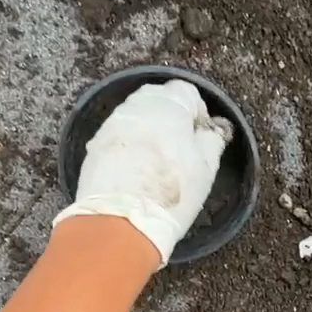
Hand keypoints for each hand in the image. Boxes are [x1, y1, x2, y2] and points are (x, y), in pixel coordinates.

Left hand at [55, 80, 232, 265]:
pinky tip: (138, 170)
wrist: (121, 220)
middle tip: (182, 150)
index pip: (187, 92)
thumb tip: (215, 128)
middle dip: (172, 118)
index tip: (201, 137)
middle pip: (159, 98)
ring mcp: (113, 123)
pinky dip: (131, 145)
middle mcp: (137, 106)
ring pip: (137, 115)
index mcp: (168, 106)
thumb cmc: (170, 194)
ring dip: (150, 131)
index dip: (198, 114)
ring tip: (160, 163)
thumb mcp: (206, 169)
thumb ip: (213, 140)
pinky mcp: (96, 143)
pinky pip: (120, 134)